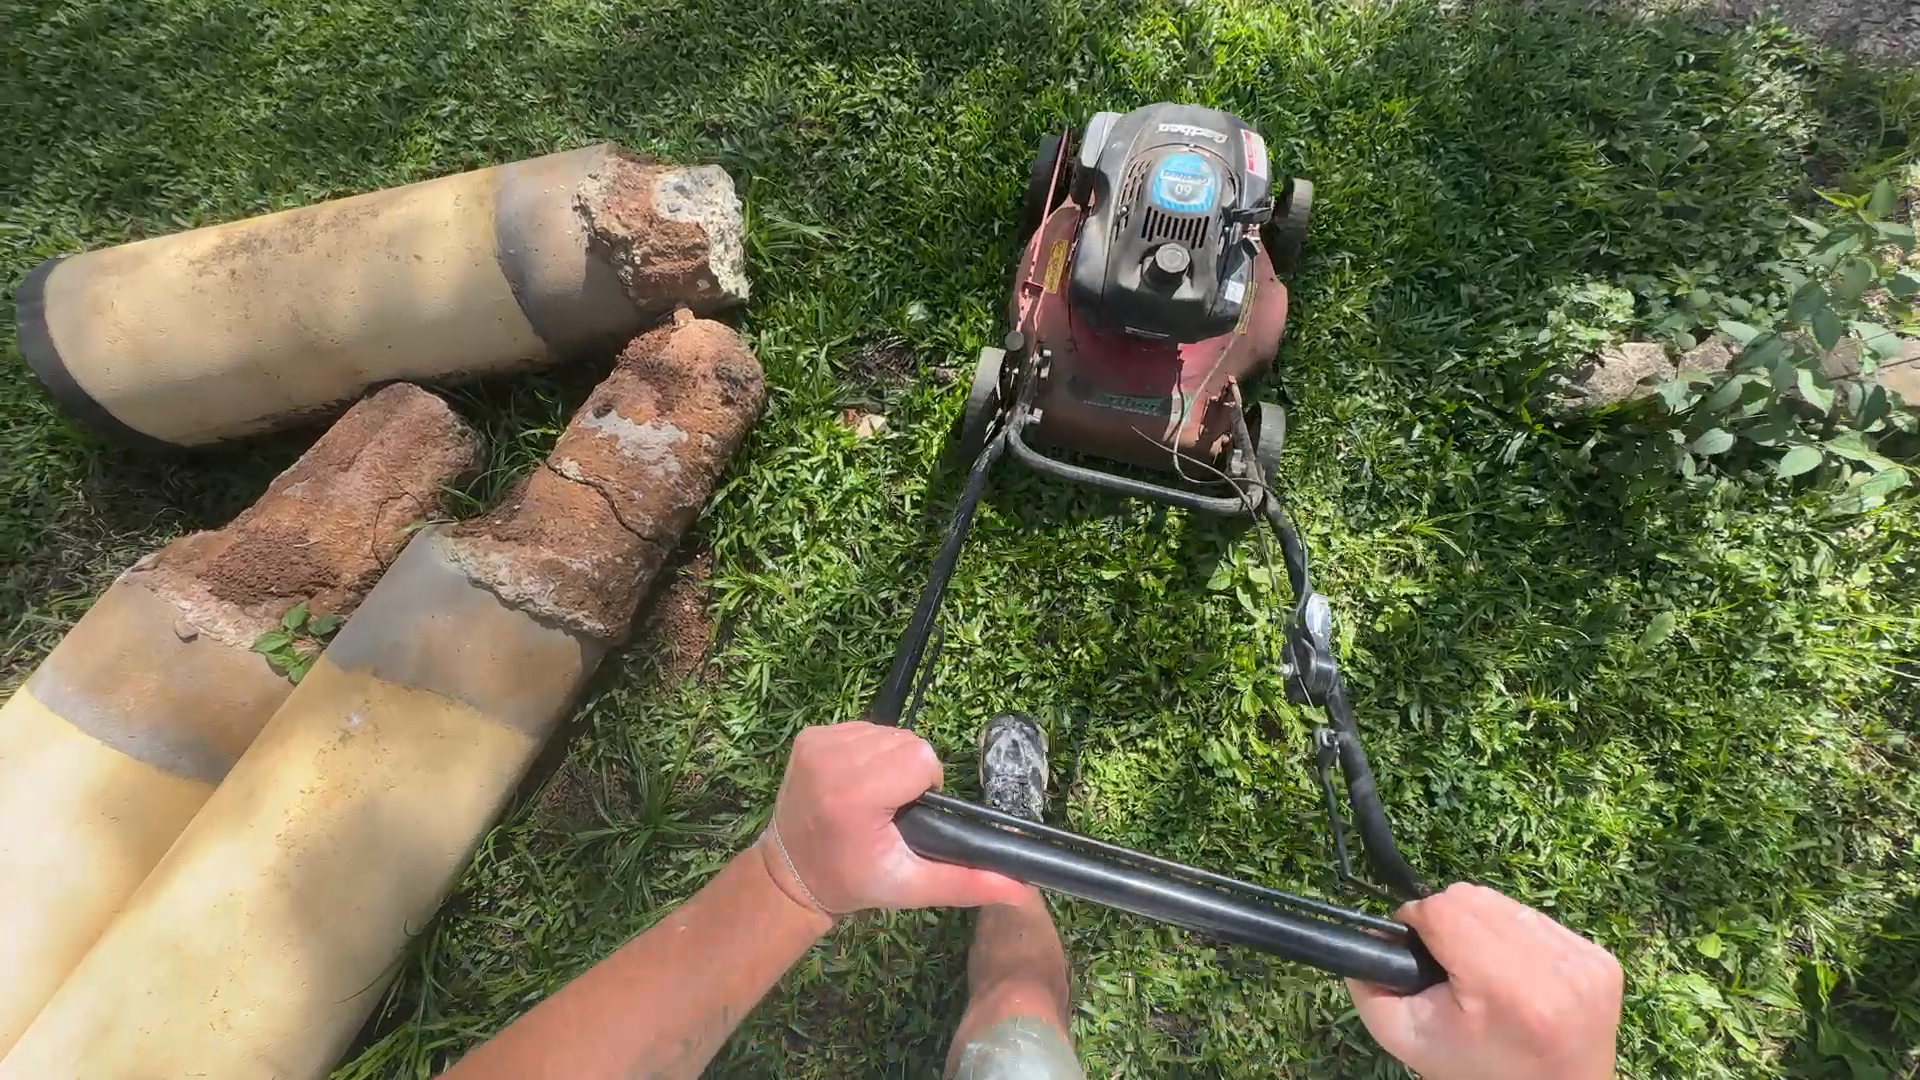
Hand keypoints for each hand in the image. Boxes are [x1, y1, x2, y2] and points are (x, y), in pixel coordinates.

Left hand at [759, 722, 1029, 914]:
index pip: (920, 758)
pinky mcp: (808, 735)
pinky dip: (868, 751)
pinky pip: (862, 728)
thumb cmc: (853, 880)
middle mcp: (831, 760)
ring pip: (887, 732)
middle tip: (891, 807)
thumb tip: (1022, 891)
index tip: (907, 813)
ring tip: (873, 795)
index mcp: (855, 795)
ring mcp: (817, 743)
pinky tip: (855, 780)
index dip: (924, 785)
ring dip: (889, 759)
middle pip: (905, 741)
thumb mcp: (911, 886)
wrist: (791, 874)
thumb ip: (967, 882)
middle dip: (908, 771)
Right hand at [1349, 883, 1622, 1079]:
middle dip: (1446, 921)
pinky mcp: (1602, 961)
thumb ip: (1367, 978)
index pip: (1441, 909)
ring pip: (1497, 900)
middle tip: (1450, 963)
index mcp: (1510, 991)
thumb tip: (1369, 928)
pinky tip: (1515, 970)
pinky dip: (1510, 934)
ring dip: (1478, 924)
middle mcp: (1556, 972)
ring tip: (1482, 966)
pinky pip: (1529, 915)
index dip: (1417, 924)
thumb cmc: (1475, 1070)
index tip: (1421, 955)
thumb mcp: (1403, 1035)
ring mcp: (1585, 964)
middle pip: (1468, 898)